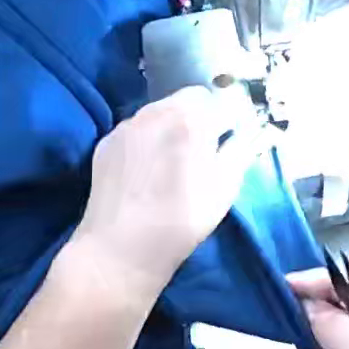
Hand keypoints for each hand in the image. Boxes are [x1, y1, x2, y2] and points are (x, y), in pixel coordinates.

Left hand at [70, 85, 265, 301]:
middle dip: (198, 118)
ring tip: (168, 163)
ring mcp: (126, 125)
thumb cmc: (183, 220)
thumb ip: (238, 151)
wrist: (121, 247)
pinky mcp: (106, 142)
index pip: (219, 101)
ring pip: (157, 112)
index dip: (227, 121)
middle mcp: (156, 111)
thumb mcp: (226, 188)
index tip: (226, 141)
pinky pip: (134, 131)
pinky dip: (144, 142)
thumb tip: (242, 134)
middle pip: (186, 100)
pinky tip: (143, 172)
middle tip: (199, 153)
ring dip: (169, 127)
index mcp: (192, 119)